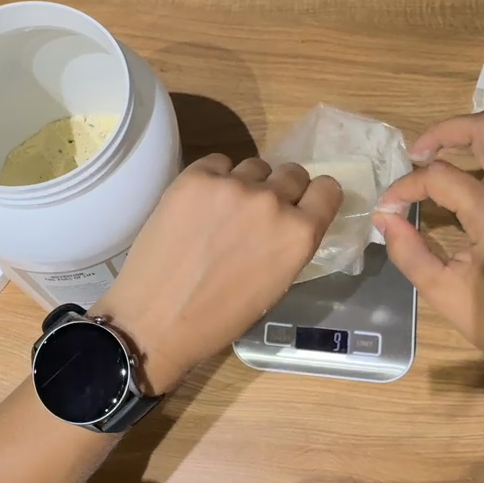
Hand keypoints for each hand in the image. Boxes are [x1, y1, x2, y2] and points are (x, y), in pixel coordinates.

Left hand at [95, 155, 343, 392]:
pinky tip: (198, 206)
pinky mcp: (195, 177)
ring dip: (246, 183)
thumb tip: (288, 220)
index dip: (315, 197)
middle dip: (280, 190)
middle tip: (257, 215)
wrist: (155, 320)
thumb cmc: (218, 318)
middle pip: (292, 172)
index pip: (328, 189)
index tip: (302, 206)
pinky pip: (218, 162)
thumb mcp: (275, 285)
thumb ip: (289, 244)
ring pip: (254, 166)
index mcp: (299, 235)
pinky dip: (214, 179)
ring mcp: (232, 186)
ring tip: (222, 213)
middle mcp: (272, 202)